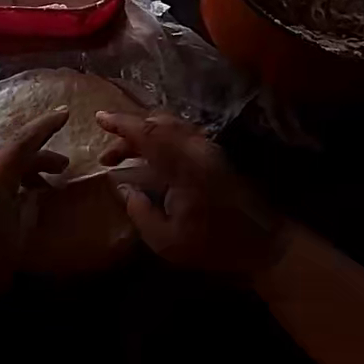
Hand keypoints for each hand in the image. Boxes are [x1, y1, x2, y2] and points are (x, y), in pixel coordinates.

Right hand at [95, 111, 293, 282]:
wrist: (264, 246)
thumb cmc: (213, 246)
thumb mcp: (165, 240)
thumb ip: (139, 211)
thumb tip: (123, 186)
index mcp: (182, 167)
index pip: (147, 133)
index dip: (121, 123)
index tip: (99, 118)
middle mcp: (196, 150)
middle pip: (158, 123)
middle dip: (128, 130)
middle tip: (109, 153)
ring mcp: (208, 150)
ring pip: (171, 126)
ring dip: (144, 133)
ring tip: (125, 154)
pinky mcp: (215, 156)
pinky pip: (182, 134)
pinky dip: (160, 137)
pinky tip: (150, 156)